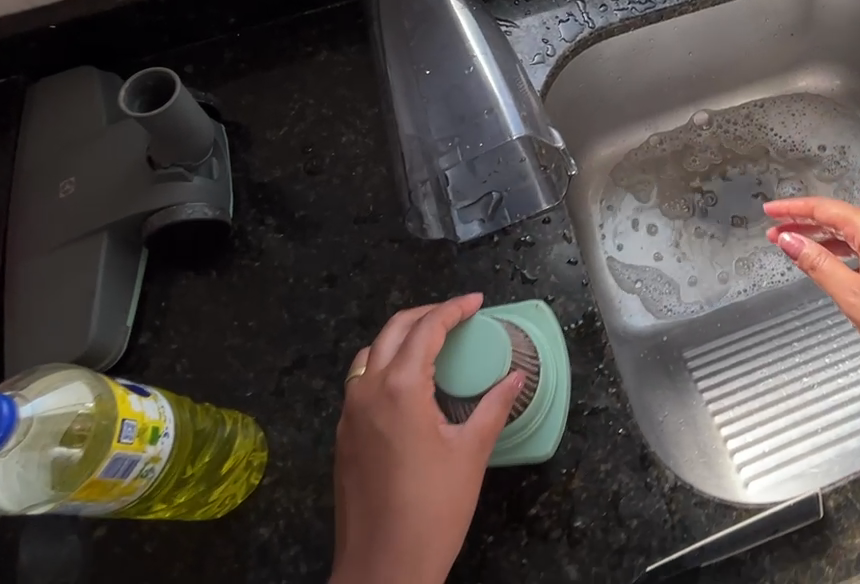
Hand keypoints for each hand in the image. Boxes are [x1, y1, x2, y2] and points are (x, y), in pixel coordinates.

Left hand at [331, 294, 523, 583]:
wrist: (382, 569)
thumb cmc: (432, 510)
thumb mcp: (471, 453)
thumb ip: (494, 406)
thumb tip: (516, 378)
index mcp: (400, 388)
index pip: (427, 328)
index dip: (453, 309)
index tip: (476, 302)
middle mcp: (367, 391)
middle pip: (393, 330)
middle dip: (426, 314)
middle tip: (458, 315)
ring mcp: (349, 414)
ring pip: (370, 353)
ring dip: (401, 337)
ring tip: (434, 342)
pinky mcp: (343, 436)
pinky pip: (361, 381)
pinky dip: (385, 364)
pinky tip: (409, 382)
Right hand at [764, 197, 859, 374]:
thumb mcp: (853, 294)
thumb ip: (817, 264)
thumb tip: (788, 239)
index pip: (824, 209)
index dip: (793, 209)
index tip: (768, 211)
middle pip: (837, 218)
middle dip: (803, 223)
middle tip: (773, 230)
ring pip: (851, 235)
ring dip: (820, 239)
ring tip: (793, 247)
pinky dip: (840, 252)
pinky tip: (830, 266)